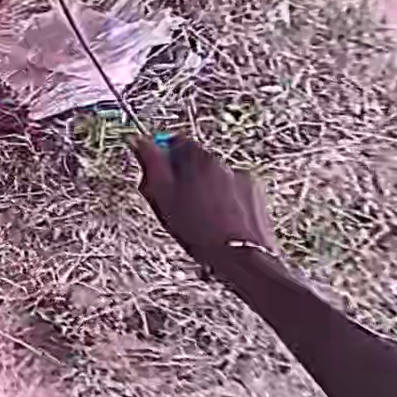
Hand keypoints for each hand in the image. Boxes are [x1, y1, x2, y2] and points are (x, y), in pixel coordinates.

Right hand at [131, 136, 277, 271]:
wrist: (239, 256)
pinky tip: (213, 216)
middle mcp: (224, 164)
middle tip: (170, 196)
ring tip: (194, 211)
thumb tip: (140, 141)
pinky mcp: (256, 196)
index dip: (161, 153)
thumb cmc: (196, 226)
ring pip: (212, 176)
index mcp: (198, 159)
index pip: (176, 141)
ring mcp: (243, 180)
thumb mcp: (160, 193)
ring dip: (201, 186)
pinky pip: (231, 189)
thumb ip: (150, 162)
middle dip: (180, 173)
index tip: (153, 166)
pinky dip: (220, 198)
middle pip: (194, 159)